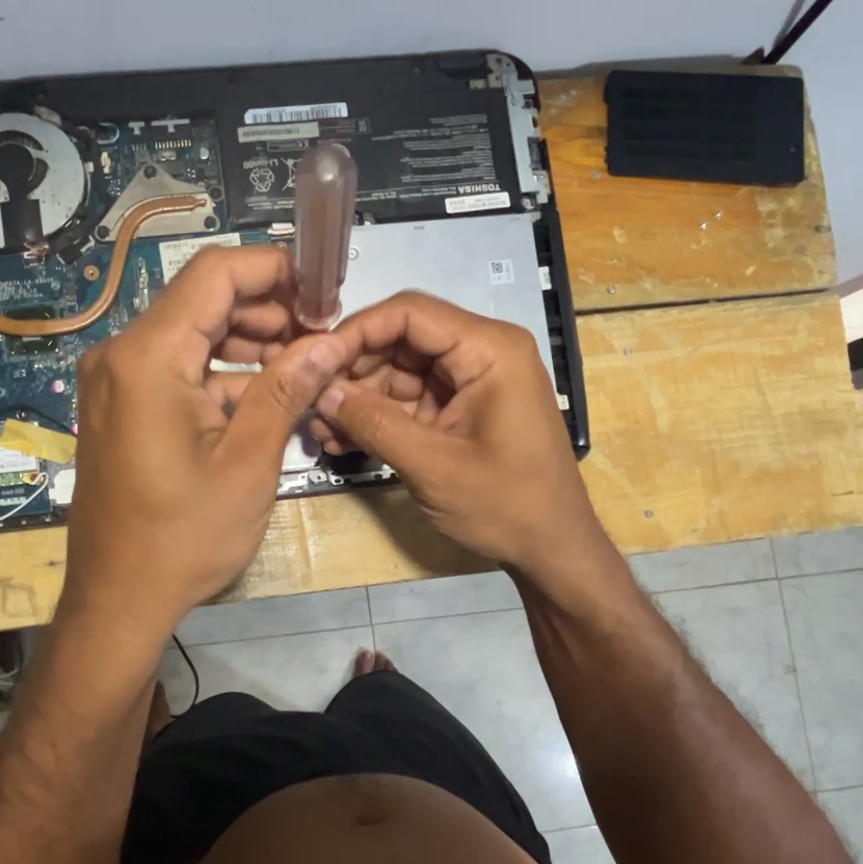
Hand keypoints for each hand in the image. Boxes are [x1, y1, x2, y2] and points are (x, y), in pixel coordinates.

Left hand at [60, 245, 356, 629]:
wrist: (119, 600)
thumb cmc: (185, 537)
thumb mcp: (249, 463)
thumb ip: (287, 389)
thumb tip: (330, 340)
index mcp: (147, 357)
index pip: (215, 274)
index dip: (274, 269)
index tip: (324, 290)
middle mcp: (120, 355)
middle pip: (201, 301)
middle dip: (267, 309)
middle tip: (322, 337)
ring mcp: (115, 383)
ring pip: (190, 335)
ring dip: (246, 342)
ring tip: (304, 366)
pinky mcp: (119, 408)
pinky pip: (175, 371)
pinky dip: (219, 375)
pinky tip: (264, 396)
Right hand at [312, 292, 603, 580]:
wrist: (552, 550)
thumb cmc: (506, 506)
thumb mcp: (433, 466)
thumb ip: (375, 424)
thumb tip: (321, 392)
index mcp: (489, 350)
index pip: (410, 313)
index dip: (356, 331)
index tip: (313, 361)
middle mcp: (481, 353)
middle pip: (401, 340)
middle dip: (353, 370)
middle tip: (310, 402)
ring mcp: (471, 382)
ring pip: (399, 371)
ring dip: (359, 399)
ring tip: (320, 431)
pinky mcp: (460, 409)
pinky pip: (410, 400)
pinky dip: (378, 418)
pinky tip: (343, 440)